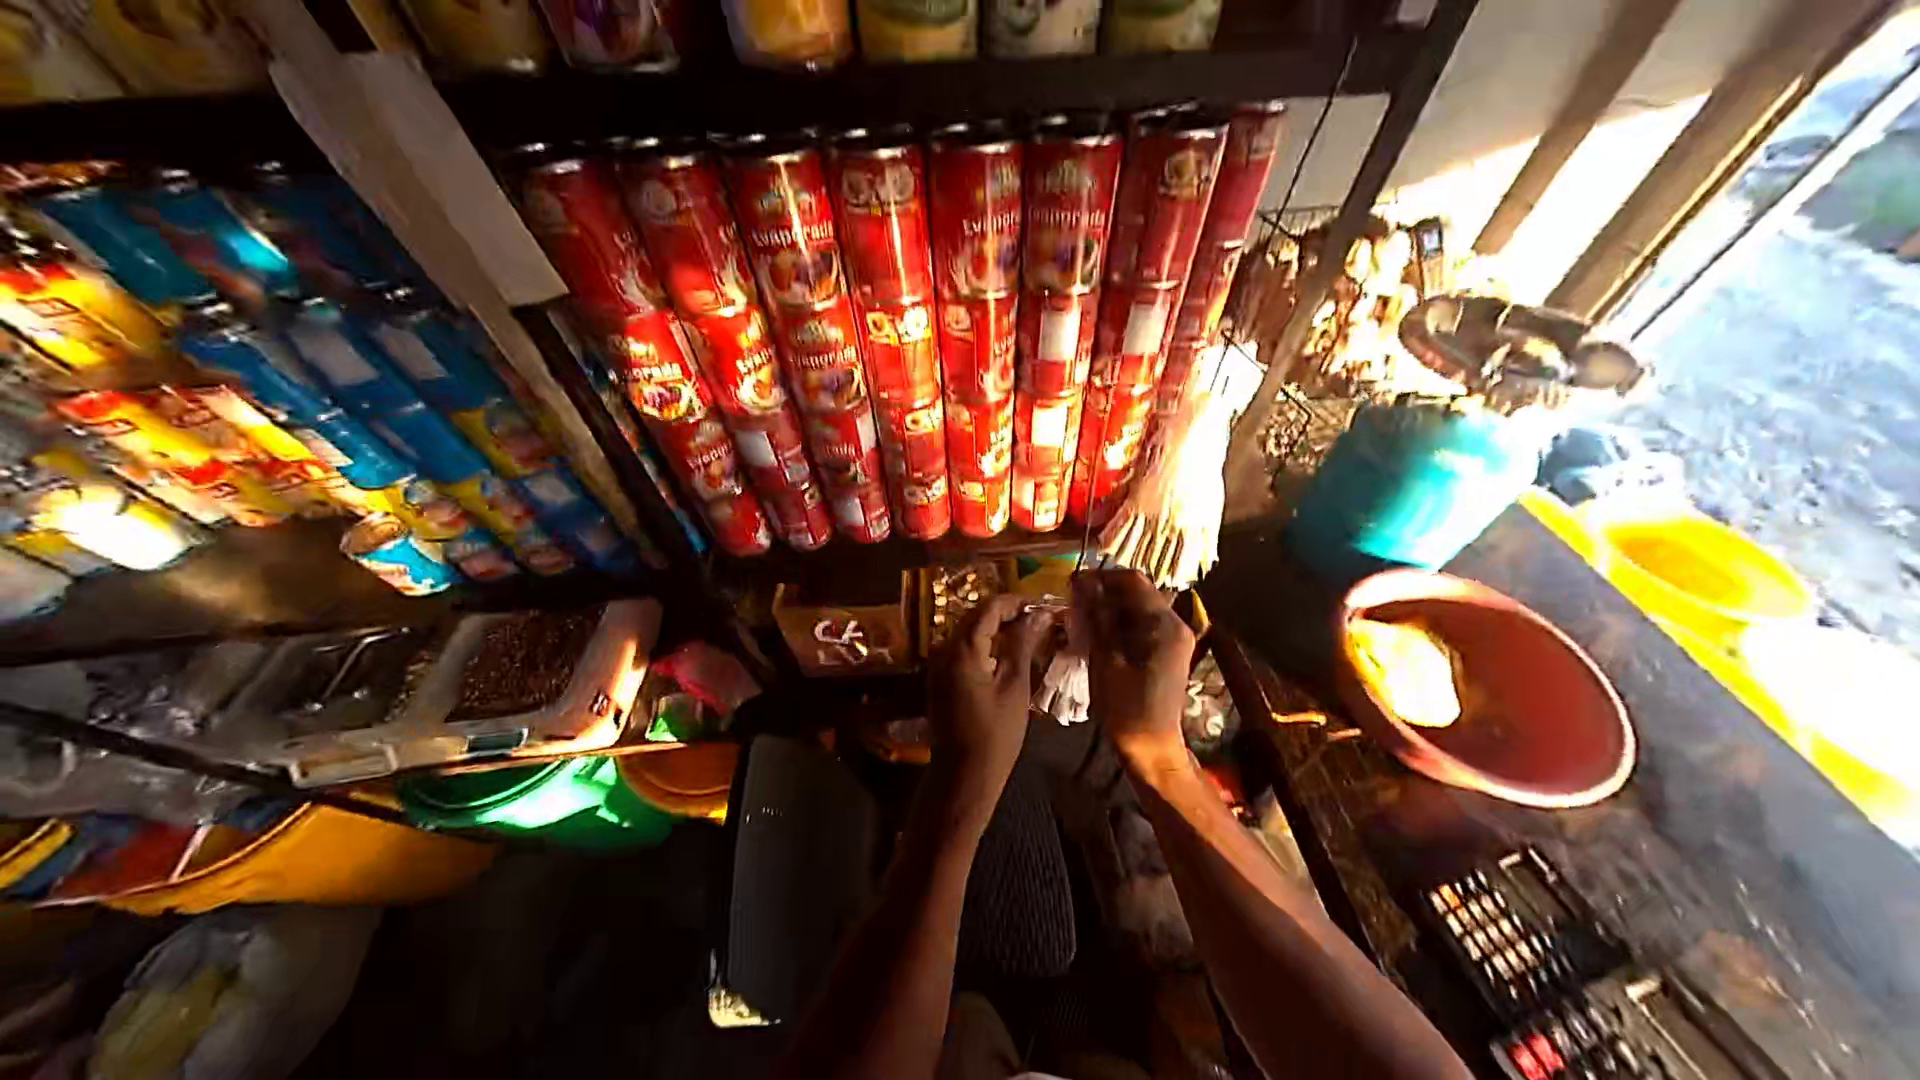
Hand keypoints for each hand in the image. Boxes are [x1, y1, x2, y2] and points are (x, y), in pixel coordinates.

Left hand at [931, 594, 1048, 793]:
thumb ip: (1023, 643)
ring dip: (996, 628)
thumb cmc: (996, 733)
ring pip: (968, 632)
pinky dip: (984, 644)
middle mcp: (944, 650)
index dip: (1016, 602)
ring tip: (1027, 634)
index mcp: (962, 649)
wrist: (964, 773)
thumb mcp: (1015, 685)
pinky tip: (1006, 653)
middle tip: (1038, 619)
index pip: (989, 607)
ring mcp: (939, 664)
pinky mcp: (940, 678)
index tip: (1042, 607)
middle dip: (1007, 613)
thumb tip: (1039, 614)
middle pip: (976, 616)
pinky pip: (962, 649)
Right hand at [1073, 569, 1195, 778]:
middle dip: (1104, 592)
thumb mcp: (1106, 660)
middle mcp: (1176, 625)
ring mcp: (1174, 638)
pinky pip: (1141, 625)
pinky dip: (1119, 624)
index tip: (1072, 584)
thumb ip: (1098, 617)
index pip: (1133, 580)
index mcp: (1165, 625)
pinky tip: (1097, 635)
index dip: (1101, 577)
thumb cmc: (1126, 708)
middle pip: (1137, 592)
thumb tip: (1083, 582)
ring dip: (1109, 608)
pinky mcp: (1167, 651)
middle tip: (1073, 603)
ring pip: (1137, 608)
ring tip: (1080, 619)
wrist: (1152, 748)